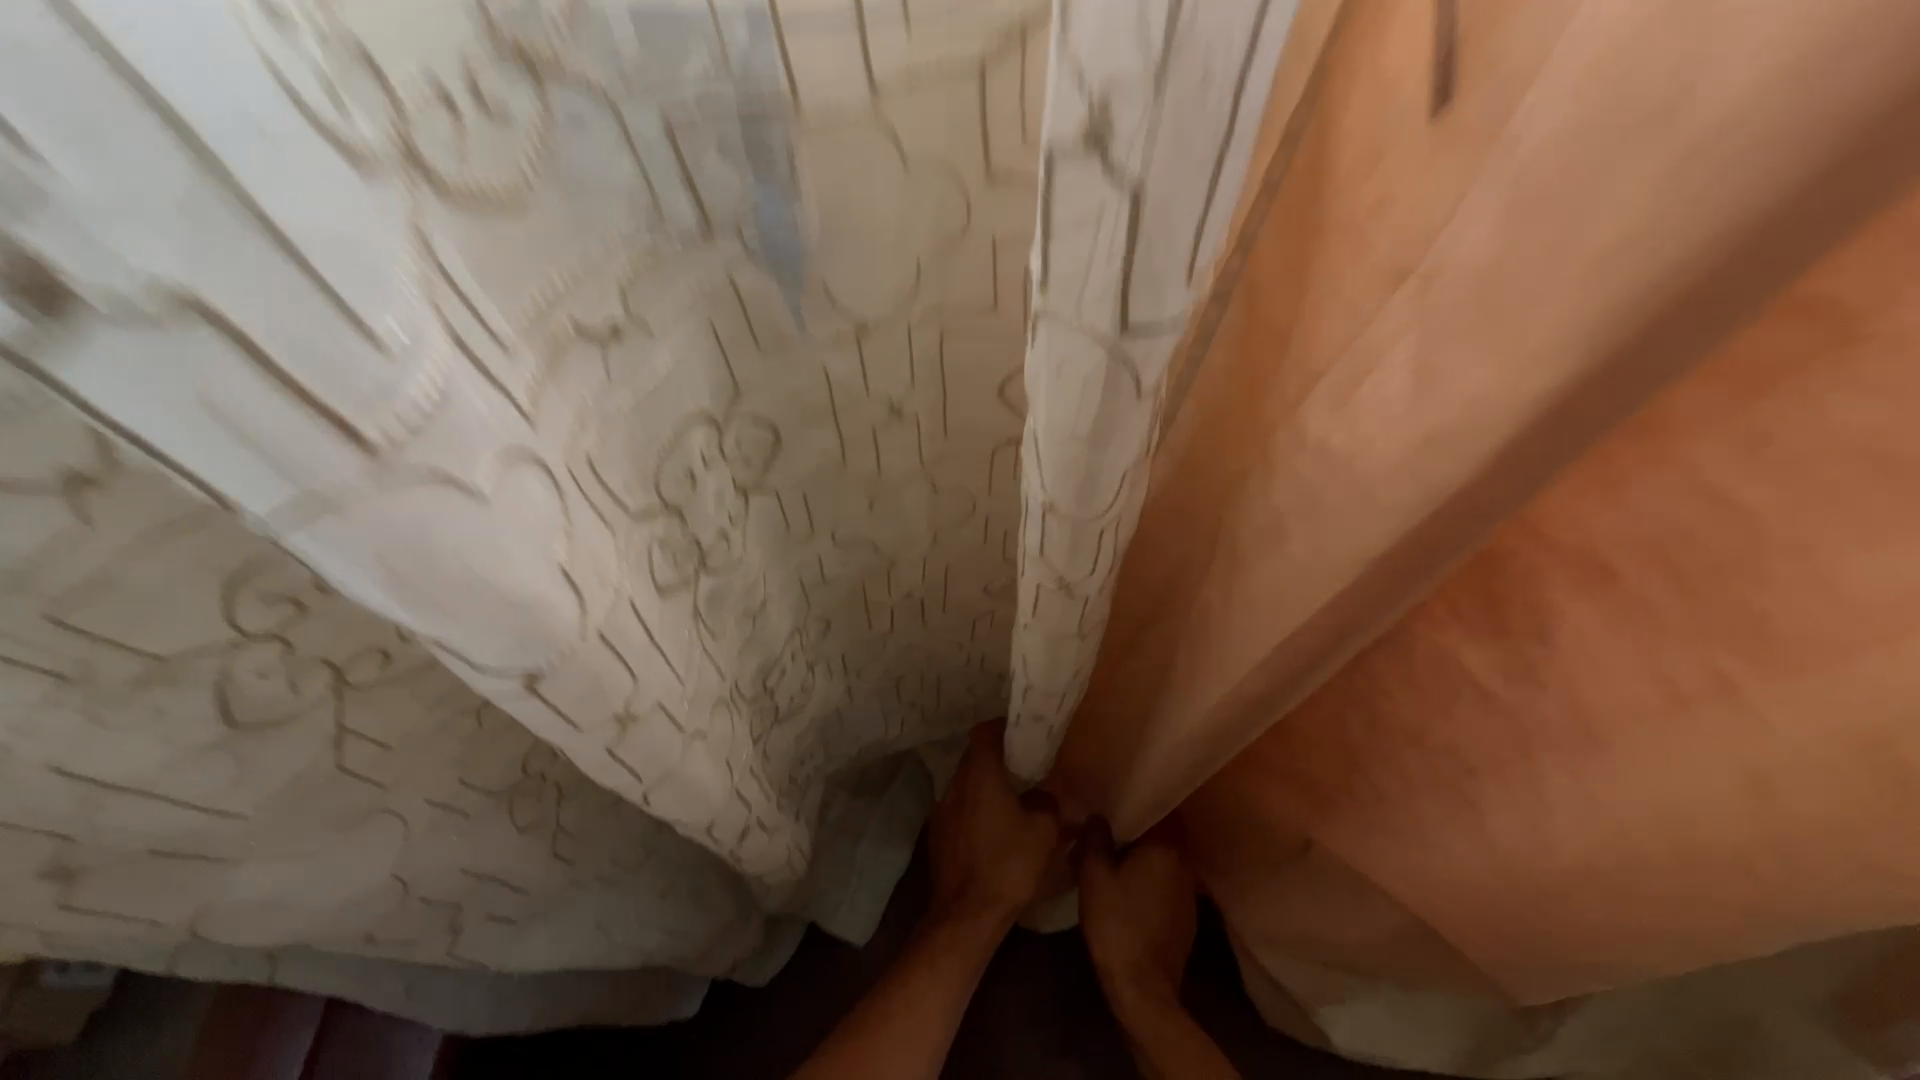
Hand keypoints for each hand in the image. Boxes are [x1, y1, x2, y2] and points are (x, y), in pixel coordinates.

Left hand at [927, 720, 1064, 927]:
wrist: (967, 914)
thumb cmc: (1008, 865)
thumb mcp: (1044, 831)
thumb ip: (1046, 802)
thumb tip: (1041, 796)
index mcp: (980, 775)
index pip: (984, 732)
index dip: (1002, 728)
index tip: (1021, 734)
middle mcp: (955, 786)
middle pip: (973, 758)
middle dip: (997, 759)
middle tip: (1023, 768)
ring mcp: (941, 811)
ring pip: (965, 785)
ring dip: (985, 787)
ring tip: (1010, 801)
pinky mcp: (937, 835)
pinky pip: (958, 810)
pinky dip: (975, 810)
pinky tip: (992, 831)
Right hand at [1078, 820, 1195, 1017]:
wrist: (1143, 986)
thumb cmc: (1116, 922)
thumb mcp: (1094, 875)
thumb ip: (1095, 839)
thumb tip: (1099, 818)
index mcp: (1167, 846)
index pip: (1160, 810)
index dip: (1137, 805)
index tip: (1114, 805)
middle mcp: (1185, 863)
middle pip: (1162, 836)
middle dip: (1136, 833)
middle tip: (1107, 835)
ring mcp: (1189, 893)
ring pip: (1164, 862)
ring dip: (1143, 859)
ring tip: (1113, 862)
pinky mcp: (1186, 917)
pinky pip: (1166, 885)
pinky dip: (1149, 882)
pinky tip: (1128, 892)